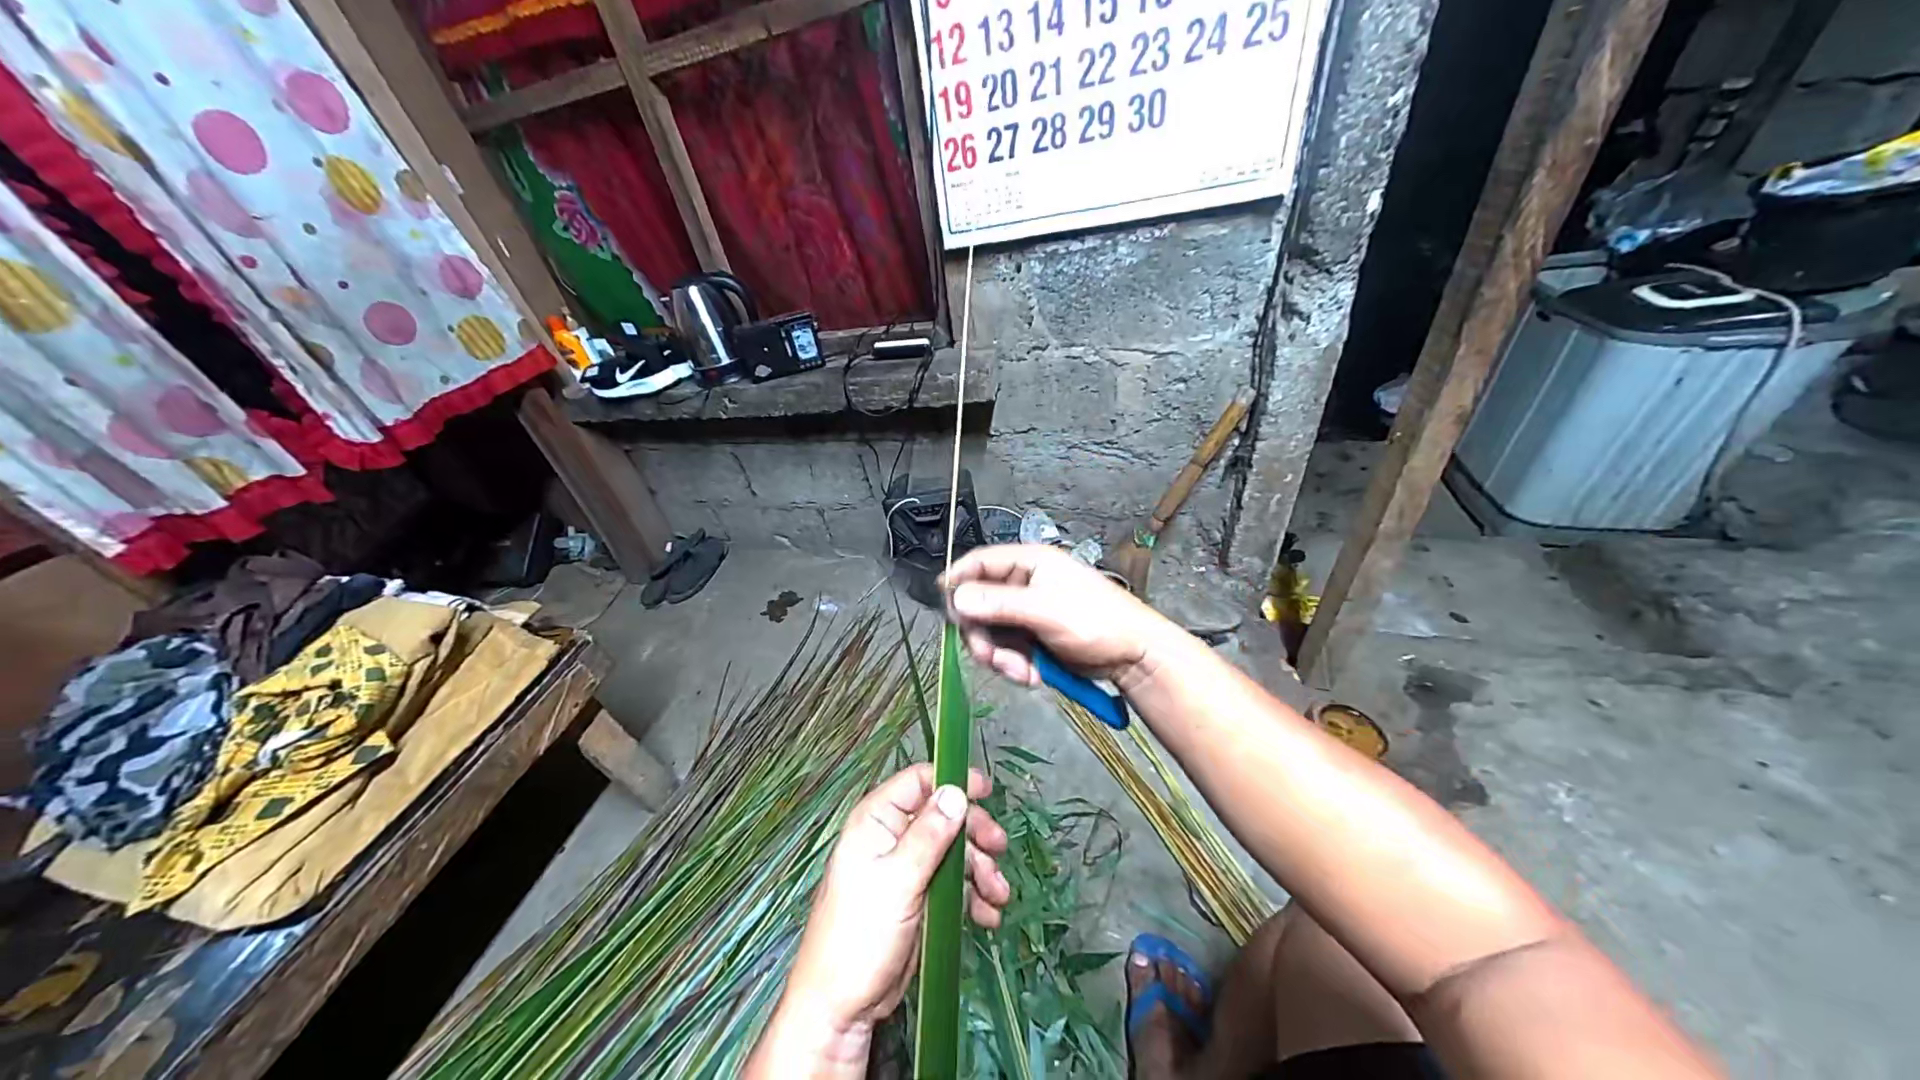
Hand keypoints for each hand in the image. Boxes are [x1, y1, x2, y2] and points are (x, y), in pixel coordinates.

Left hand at [749, 766, 1008, 1077]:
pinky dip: (973, 895)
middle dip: (974, 833)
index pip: (919, 782)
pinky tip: (988, 916)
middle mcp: (892, 837)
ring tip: (998, 895)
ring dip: (980, 870)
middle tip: (999, 848)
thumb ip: (928, 835)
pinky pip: (952, 883)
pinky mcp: (918, 897)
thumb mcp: (897, 880)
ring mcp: (906, 868)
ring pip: (953, 851)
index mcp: (876, 820)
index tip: (986, 792)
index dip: (953, 782)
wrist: (843, 1005)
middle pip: (943, 816)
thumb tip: (955, 791)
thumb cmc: (859, 934)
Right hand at [943, 543, 1176, 693]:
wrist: (1134, 656)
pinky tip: (1032, 674)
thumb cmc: (1100, 621)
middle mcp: (1025, 584)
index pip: (980, 563)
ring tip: (1021, 670)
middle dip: (983, 635)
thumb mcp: (1045, 610)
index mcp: (1030, 563)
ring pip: (991, 632)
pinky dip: (1014, 665)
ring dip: (999, 656)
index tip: (944, 602)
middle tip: (990, 656)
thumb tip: (957, 597)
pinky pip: (1007, 650)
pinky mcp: (1033, 637)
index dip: (958, 580)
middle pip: (979, 604)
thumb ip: (999, 603)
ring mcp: (1028, 612)